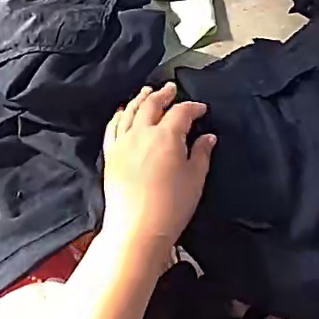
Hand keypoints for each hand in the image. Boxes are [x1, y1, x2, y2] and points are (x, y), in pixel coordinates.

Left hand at [102, 83, 214, 259]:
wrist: (137, 229)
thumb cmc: (170, 206)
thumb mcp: (196, 178)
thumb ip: (201, 153)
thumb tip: (207, 138)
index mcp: (166, 136)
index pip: (182, 111)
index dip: (193, 107)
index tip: (201, 109)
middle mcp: (142, 134)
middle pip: (152, 104)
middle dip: (164, 94)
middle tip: (171, 88)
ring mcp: (123, 143)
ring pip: (130, 111)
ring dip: (141, 99)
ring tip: (147, 93)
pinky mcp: (111, 155)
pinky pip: (113, 127)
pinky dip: (119, 115)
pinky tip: (122, 113)